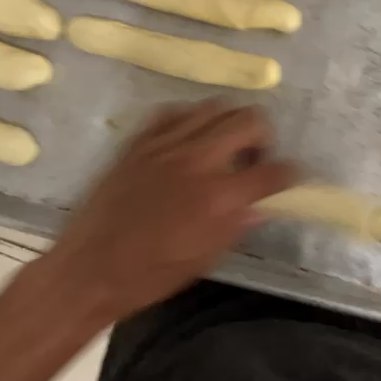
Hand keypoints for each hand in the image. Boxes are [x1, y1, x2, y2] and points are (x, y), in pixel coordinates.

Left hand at [48, 100, 296, 317]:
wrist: (90, 268)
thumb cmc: (152, 274)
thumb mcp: (206, 258)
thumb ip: (236, 225)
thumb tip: (258, 206)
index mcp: (220, 196)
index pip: (273, 171)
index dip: (290, 173)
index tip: (289, 177)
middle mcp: (198, 160)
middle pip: (250, 120)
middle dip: (264, 136)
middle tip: (255, 157)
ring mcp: (166, 144)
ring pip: (215, 107)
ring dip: (228, 123)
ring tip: (223, 145)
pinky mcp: (140, 141)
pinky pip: (175, 112)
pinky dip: (190, 121)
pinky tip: (188, 139)